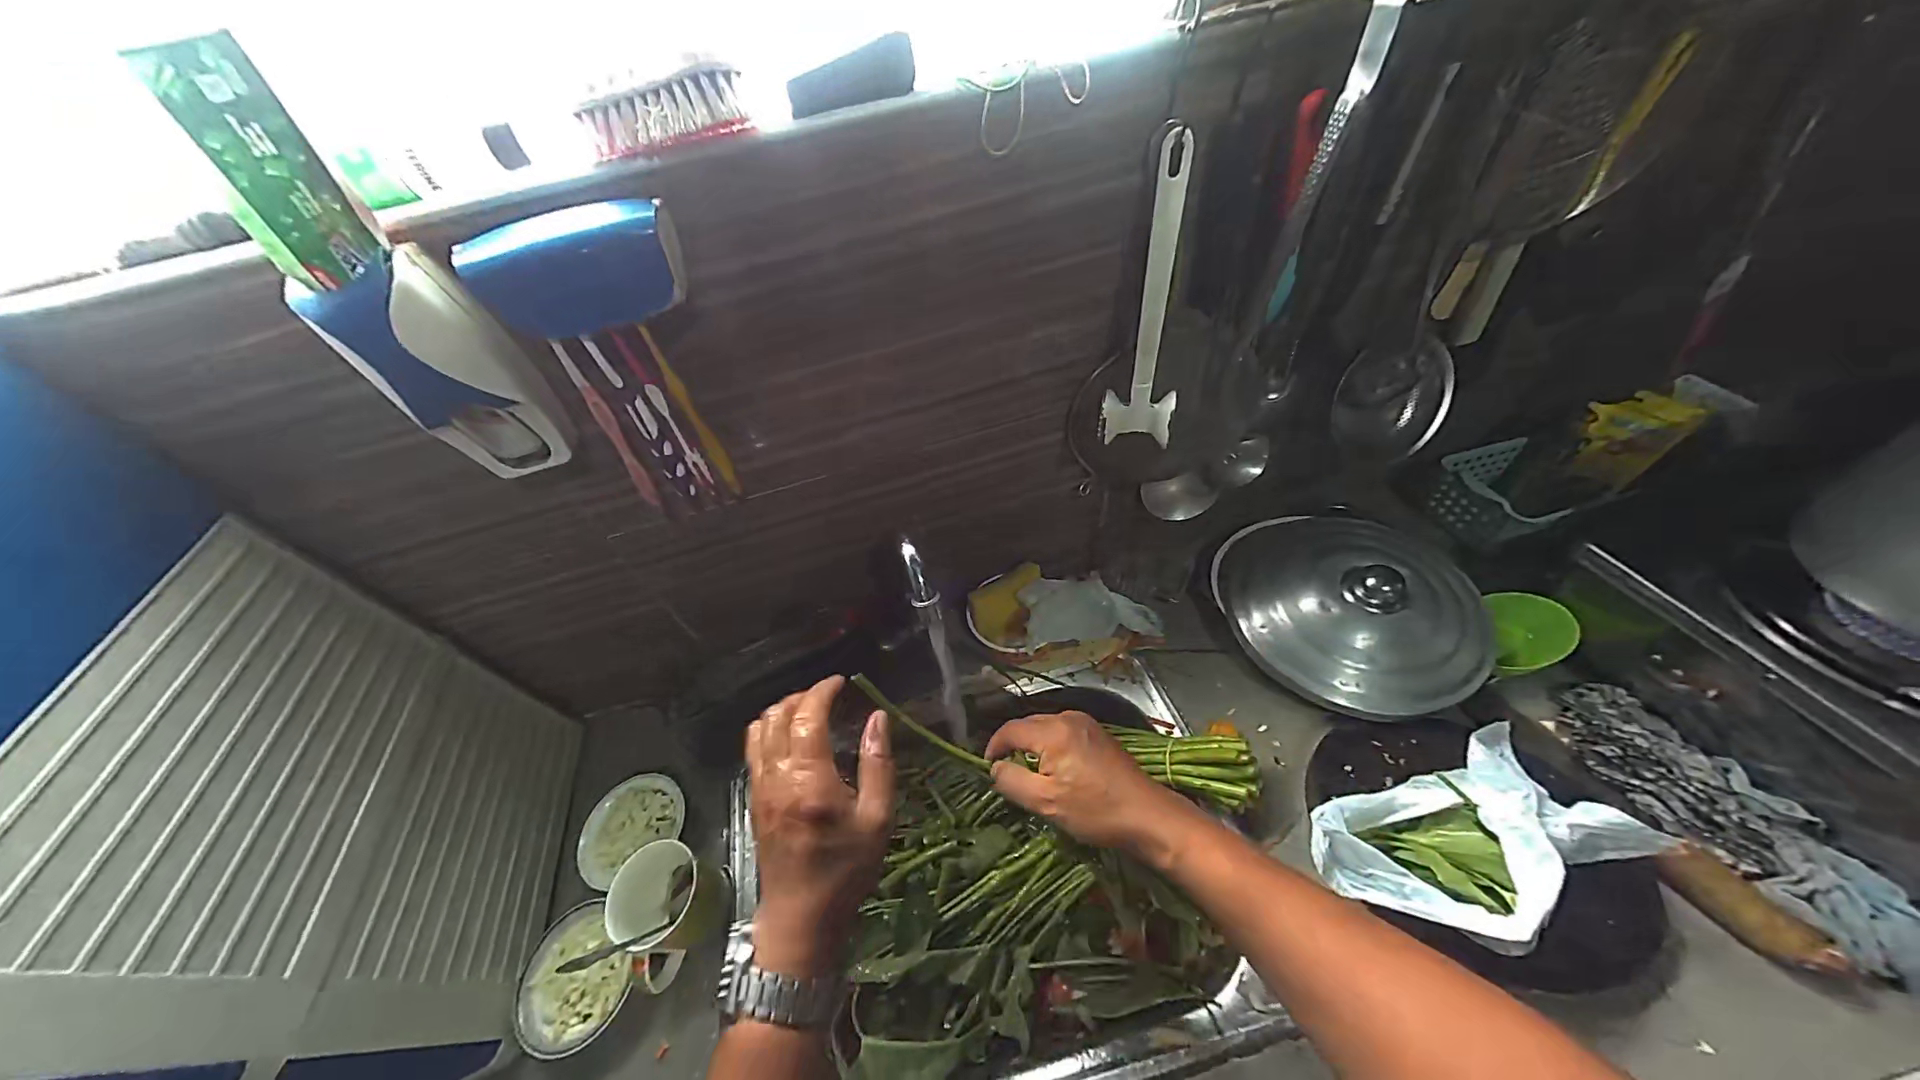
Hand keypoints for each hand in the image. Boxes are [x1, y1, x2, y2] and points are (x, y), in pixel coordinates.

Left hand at [746, 674, 893, 976]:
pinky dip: (769, 730)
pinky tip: (791, 737)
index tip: (841, 682)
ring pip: (758, 730)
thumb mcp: (877, 820)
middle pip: (778, 716)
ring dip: (782, 710)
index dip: (823, 691)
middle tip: (828, 695)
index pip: (808, 716)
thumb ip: (878, 764)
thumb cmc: (846, 871)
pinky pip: (753, 750)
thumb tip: (878, 718)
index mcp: (810, 781)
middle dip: (802, 696)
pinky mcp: (752, 800)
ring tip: (808, 710)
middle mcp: (777, 778)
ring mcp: (759, 788)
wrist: (801, 919)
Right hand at [985, 711, 1211, 868]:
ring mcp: (1086, 723)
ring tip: (1030, 776)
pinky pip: (1062, 733)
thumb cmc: (1096, 811)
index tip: (988, 770)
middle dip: (1012, 747)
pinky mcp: (1098, 734)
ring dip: (1032, 748)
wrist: (1149, 816)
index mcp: (1053, 731)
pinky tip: (1056, 771)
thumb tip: (995, 768)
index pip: (1009, 730)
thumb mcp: (1045, 802)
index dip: (993, 748)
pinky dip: (1050, 747)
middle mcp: (1068, 718)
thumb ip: (1011, 781)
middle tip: (1006, 775)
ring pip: (1044, 729)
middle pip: (1026, 726)